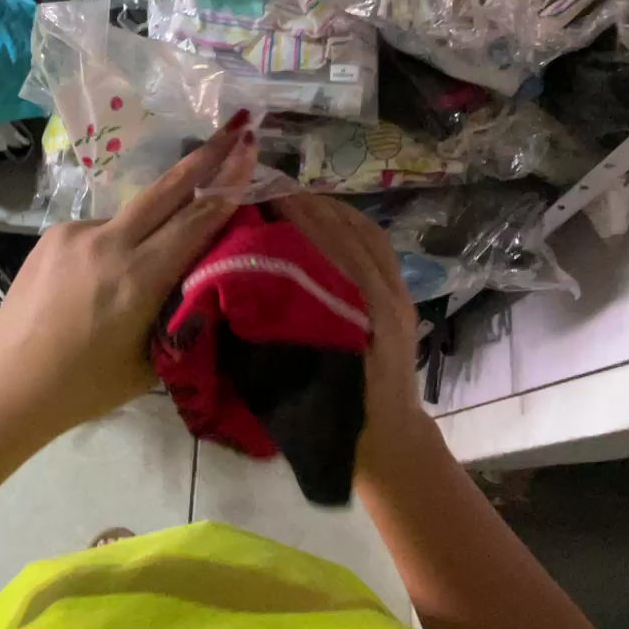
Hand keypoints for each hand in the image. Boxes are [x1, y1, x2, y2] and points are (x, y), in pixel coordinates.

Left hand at [0, 113, 259, 431]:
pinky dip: (120, 242)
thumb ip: (179, 311)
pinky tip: (109, 275)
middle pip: (168, 188)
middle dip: (206, 155)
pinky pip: (103, 229)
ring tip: (154, 262)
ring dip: (159, 217)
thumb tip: (202, 276)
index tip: (250, 148)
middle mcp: (108, 243)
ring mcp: (75, 233)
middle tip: (236, 126)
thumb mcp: (152, 359)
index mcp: (138, 278)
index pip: (196, 219)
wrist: (10, 384)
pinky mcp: (54, 234)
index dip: (229, 183)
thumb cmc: (86, 387)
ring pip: (134, 212)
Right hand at [272, 194, 428, 477]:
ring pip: (361, 231)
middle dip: (304, 203)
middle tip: (265, 189)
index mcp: (350, 311)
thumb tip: (227, 285)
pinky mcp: (401, 293)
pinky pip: (378, 244)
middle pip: (341, 228)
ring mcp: (395, 291)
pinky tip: (328, 215)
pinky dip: (351, 221)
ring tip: (291, 197)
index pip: (320, 242)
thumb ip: (261, 328)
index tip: (255, 195)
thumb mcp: (281, 376)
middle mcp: (377, 293)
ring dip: (326, 208)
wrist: (382, 438)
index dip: (290, 213)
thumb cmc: (324, 415)